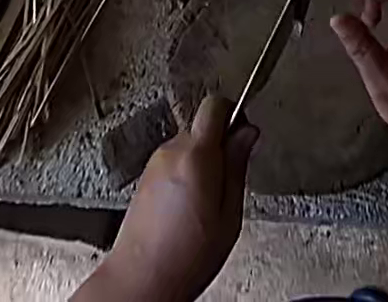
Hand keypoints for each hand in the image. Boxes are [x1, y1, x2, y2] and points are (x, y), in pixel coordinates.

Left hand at [76, 96, 257, 301]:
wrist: (139, 282)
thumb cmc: (185, 257)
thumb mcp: (229, 215)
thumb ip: (238, 165)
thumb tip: (248, 132)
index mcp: (196, 155)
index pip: (215, 104)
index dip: (233, 112)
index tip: (242, 134)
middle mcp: (173, 151)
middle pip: (204, 126)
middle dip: (219, 145)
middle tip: (226, 180)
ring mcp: (156, 162)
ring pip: (190, 144)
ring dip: (202, 161)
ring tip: (205, 201)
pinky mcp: (145, 176)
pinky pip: (175, 160)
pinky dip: (185, 173)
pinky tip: (187, 206)